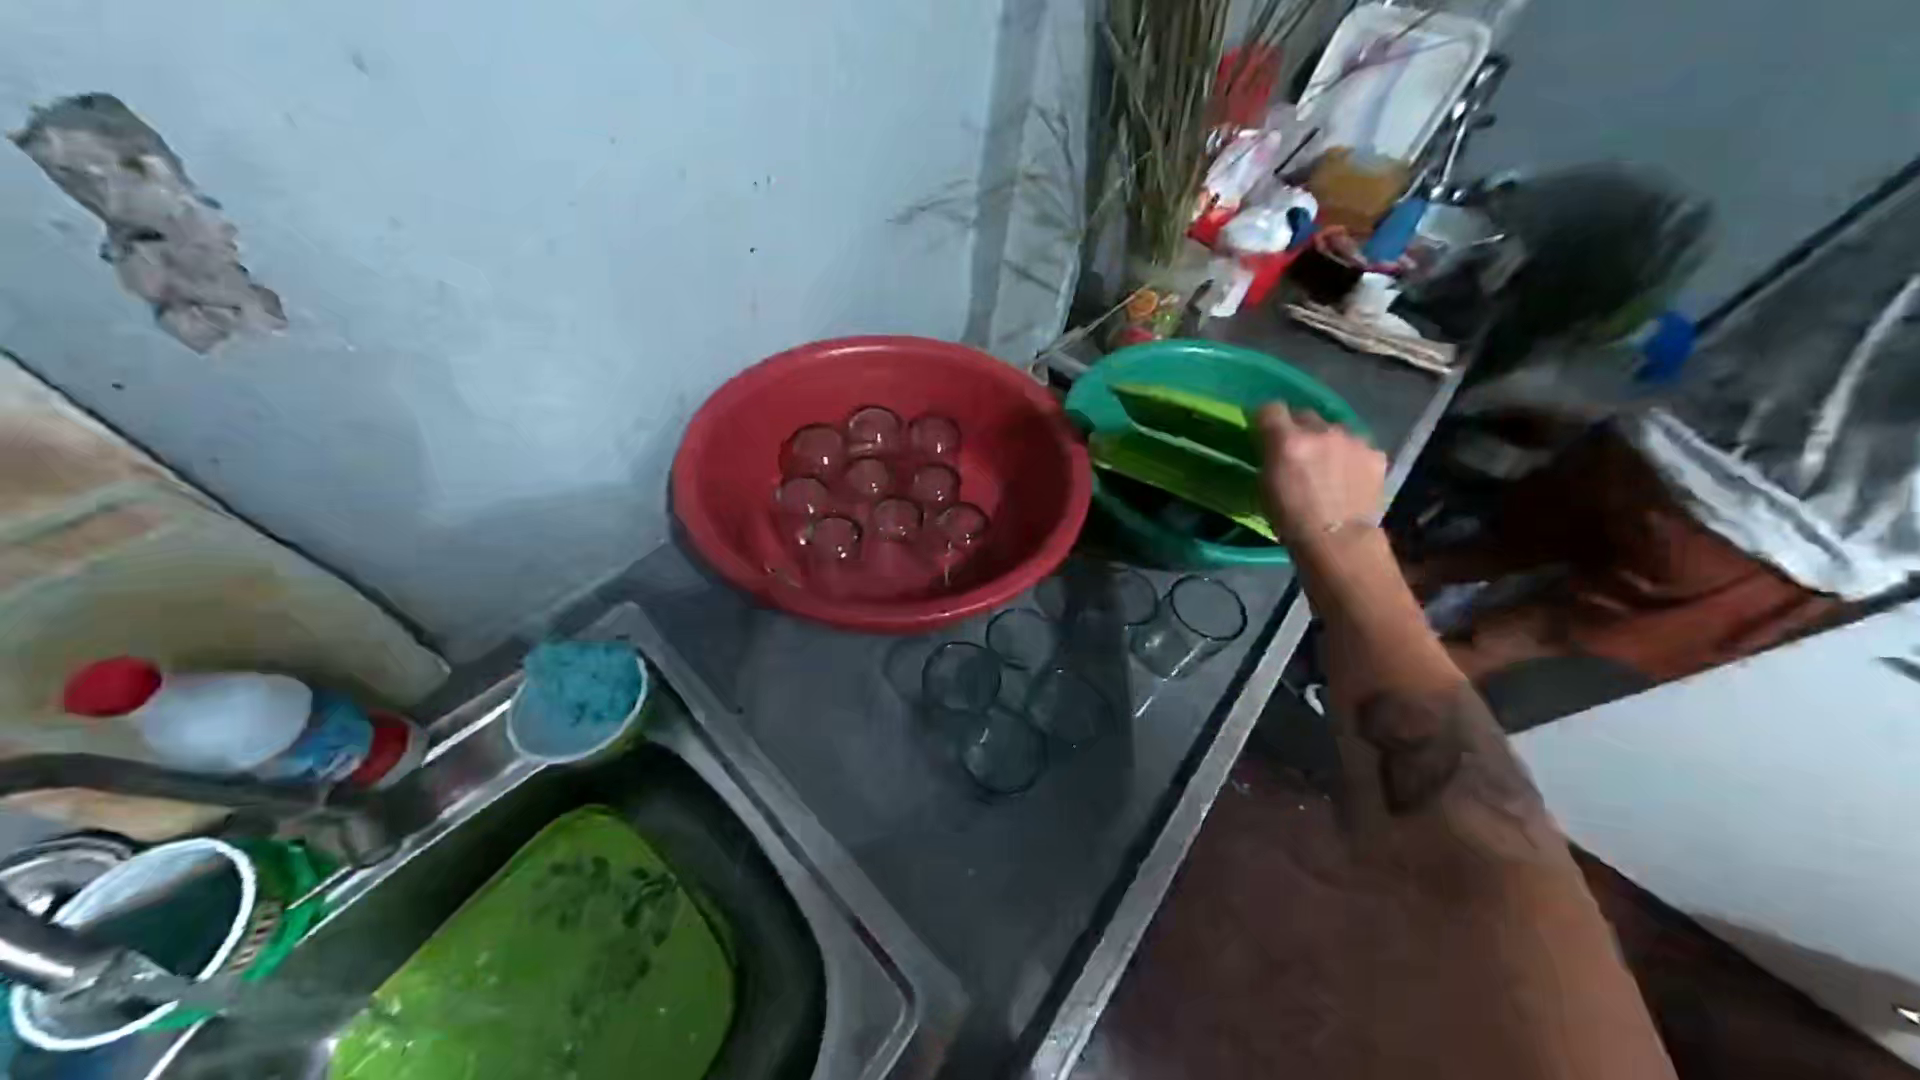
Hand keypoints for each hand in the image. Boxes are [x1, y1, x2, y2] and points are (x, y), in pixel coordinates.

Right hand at [1256, 404, 1386, 550]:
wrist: (1339, 542)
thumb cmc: (1290, 520)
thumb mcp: (1265, 485)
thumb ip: (1270, 456)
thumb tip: (1273, 445)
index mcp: (1288, 440)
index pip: (1271, 407)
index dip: (1266, 419)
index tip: (1265, 432)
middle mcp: (1321, 431)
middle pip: (1304, 415)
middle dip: (1298, 429)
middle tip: (1298, 453)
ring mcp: (1353, 440)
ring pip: (1334, 429)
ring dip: (1327, 442)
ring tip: (1327, 468)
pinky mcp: (1375, 454)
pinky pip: (1357, 446)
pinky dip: (1350, 457)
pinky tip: (1348, 478)